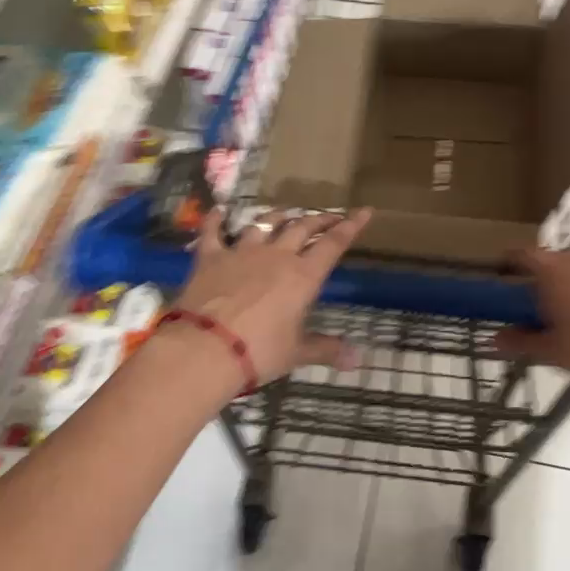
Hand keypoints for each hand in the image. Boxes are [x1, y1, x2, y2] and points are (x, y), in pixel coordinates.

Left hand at [169, 207, 372, 389]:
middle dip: (319, 219)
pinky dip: (215, 219)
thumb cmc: (259, 352)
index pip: (333, 244)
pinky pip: (213, 231)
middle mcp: (276, 256)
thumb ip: (326, 349)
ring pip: (264, 224)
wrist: (205, 349)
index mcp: (303, 276)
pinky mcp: (210, 257)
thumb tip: (358, 359)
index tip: (364, 212)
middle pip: (302, 227)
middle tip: (329, 216)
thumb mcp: (296, 353)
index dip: (350, 227)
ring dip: (278, 216)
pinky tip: (218, 211)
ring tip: (286, 213)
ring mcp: (241, 252)